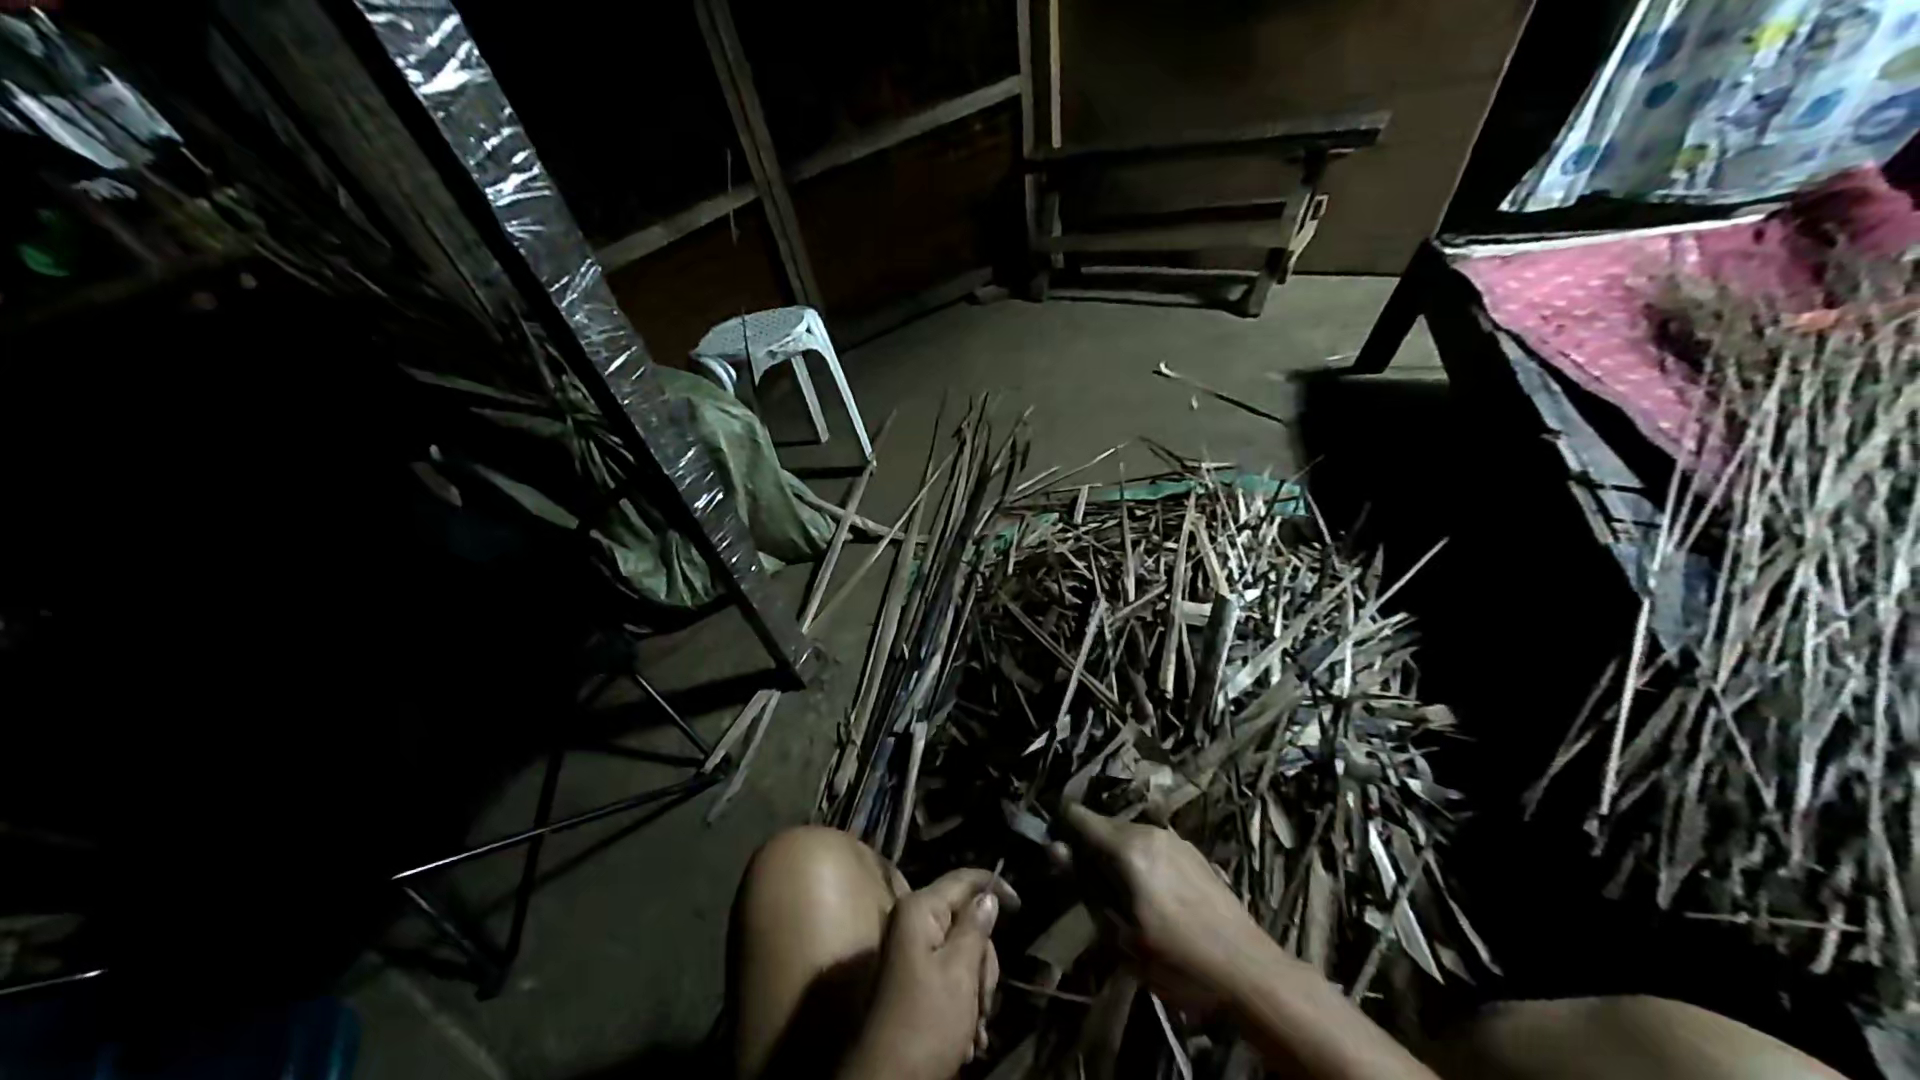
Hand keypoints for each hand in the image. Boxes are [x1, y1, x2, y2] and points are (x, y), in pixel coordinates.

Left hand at [839, 868, 1018, 1079]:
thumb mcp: (959, 972)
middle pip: (967, 921)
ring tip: (975, 1026)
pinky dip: (965, 1003)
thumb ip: (975, 928)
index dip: (994, 886)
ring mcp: (913, 951)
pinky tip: (968, 1035)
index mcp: (919, 910)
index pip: (963, 879)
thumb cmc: (926, 1022)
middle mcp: (913, 923)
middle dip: (983, 962)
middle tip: (983, 1000)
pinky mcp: (915, 978)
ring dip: (977, 990)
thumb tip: (988, 896)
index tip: (1020, 906)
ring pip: (964, 953)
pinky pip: (952, 975)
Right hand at [1057, 802, 1282, 1014]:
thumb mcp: (1119, 934)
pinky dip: (1140, 863)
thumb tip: (1055, 849)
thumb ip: (1084, 887)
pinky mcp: (1194, 853)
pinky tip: (1152, 899)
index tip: (1054, 855)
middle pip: (1104, 826)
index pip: (1077, 816)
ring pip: (1129, 837)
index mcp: (1127, 847)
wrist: (1250, 971)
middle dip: (1088, 849)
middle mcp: (1150, 831)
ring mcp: (1176, 840)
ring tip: (1120, 899)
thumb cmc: (1178, 960)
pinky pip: (1152, 847)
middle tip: (1087, 890)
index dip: (1059, 830)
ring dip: (1116, 857)